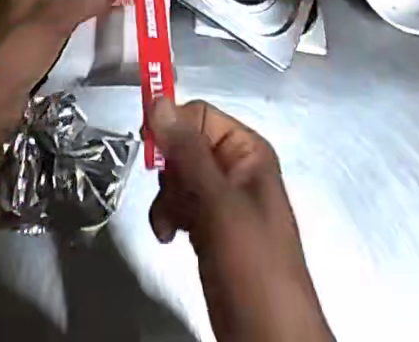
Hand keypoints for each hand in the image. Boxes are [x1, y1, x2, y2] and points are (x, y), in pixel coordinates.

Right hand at [147, 99, 334, 341]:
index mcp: (247, 151)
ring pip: (177, 177)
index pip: (200, 115)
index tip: (149, 147)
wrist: (269, 338)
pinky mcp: (209, 228)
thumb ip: (187, 151)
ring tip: (171, 225)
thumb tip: (158, 100)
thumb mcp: (219, 202)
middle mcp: (234, 169)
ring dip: (166, 199)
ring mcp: (221, 200)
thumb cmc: (253, 263)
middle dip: (169, 171)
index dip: (172, 127)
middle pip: (184, 145)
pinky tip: (169, 236)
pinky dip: (168, 217)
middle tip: (172, 194)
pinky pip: (179, 205)